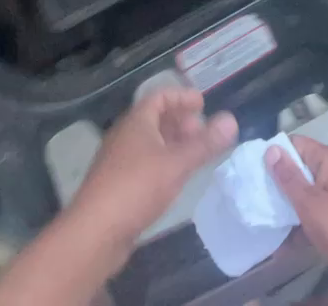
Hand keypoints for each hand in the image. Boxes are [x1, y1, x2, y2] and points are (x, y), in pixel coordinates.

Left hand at [72, 86, 237, 241]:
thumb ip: (205, 143)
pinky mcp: (116, 184)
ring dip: (172, 142)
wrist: (95, 232)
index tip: (203, 103)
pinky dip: (163, 161)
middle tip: (203, 131)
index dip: (182, 97)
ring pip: (149, 142)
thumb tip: (232, 119)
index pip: (159, 96)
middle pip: (154, 118)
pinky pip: (144, 161)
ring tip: (193, 154)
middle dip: (180, 121)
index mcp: (136, 121)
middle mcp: (124, 135)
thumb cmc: (136, 187)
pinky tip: (173, 177)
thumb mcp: (177, 164)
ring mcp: (118, 160)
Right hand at [268, 138, 327, 305]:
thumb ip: (288, 176)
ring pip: (302, 192)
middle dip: (277, 180)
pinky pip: (309, 212)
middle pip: (299, 168)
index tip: (254, 166)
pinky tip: (278, 238)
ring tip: (260, 213)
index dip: (276, 152)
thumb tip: (270, 149)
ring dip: (285, 204)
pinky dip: (296, 222)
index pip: (297, 144)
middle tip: (253, 191)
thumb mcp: (309, 202)